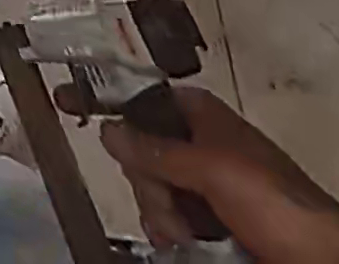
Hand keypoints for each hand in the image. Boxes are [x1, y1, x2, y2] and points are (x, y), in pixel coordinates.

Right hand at [60, 85, 338, 262]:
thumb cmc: (276, 205)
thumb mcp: (212, 170)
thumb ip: (154, 148)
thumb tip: (108, 129)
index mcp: (197, 113)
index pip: (137, 96)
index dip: (102, 98)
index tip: (62, 98)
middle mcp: (195, 141)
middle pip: (136, 149)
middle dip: (148, 182)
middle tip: (174, 204)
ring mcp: (202, 182)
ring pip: (148, 187)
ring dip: (162, 213)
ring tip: (194, 235)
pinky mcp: (209, 219)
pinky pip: (165, 216)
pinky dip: (171, 232)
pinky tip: (191, 243)